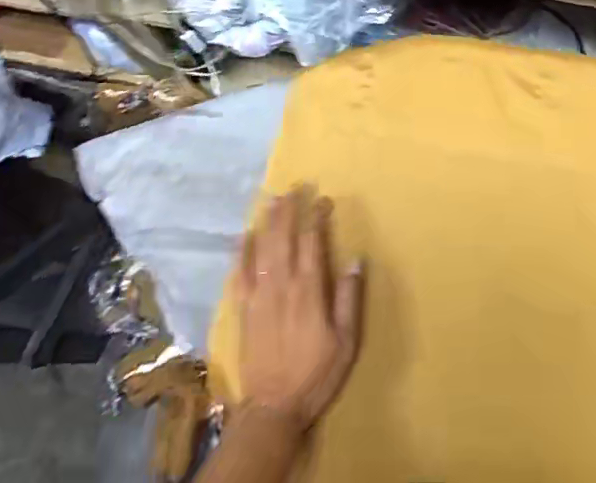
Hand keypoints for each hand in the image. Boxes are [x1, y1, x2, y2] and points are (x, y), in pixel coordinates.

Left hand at [233, 185, 363, 431]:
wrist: (273, 407)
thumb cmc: (316, 374)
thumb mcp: (346, 341)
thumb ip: (349, 298)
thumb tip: (355, 259)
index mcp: (309, 289)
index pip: (312, 241)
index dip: (316, 217)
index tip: (323, 200)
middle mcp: (282, 283)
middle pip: (284, 236)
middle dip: (289, 209)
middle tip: (294, 188)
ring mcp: (259, 294)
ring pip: (262, 247)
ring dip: (267, 221)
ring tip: (272, 199)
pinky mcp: (244, 307)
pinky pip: (240, 272)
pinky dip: (241, 251)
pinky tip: (243, 234)